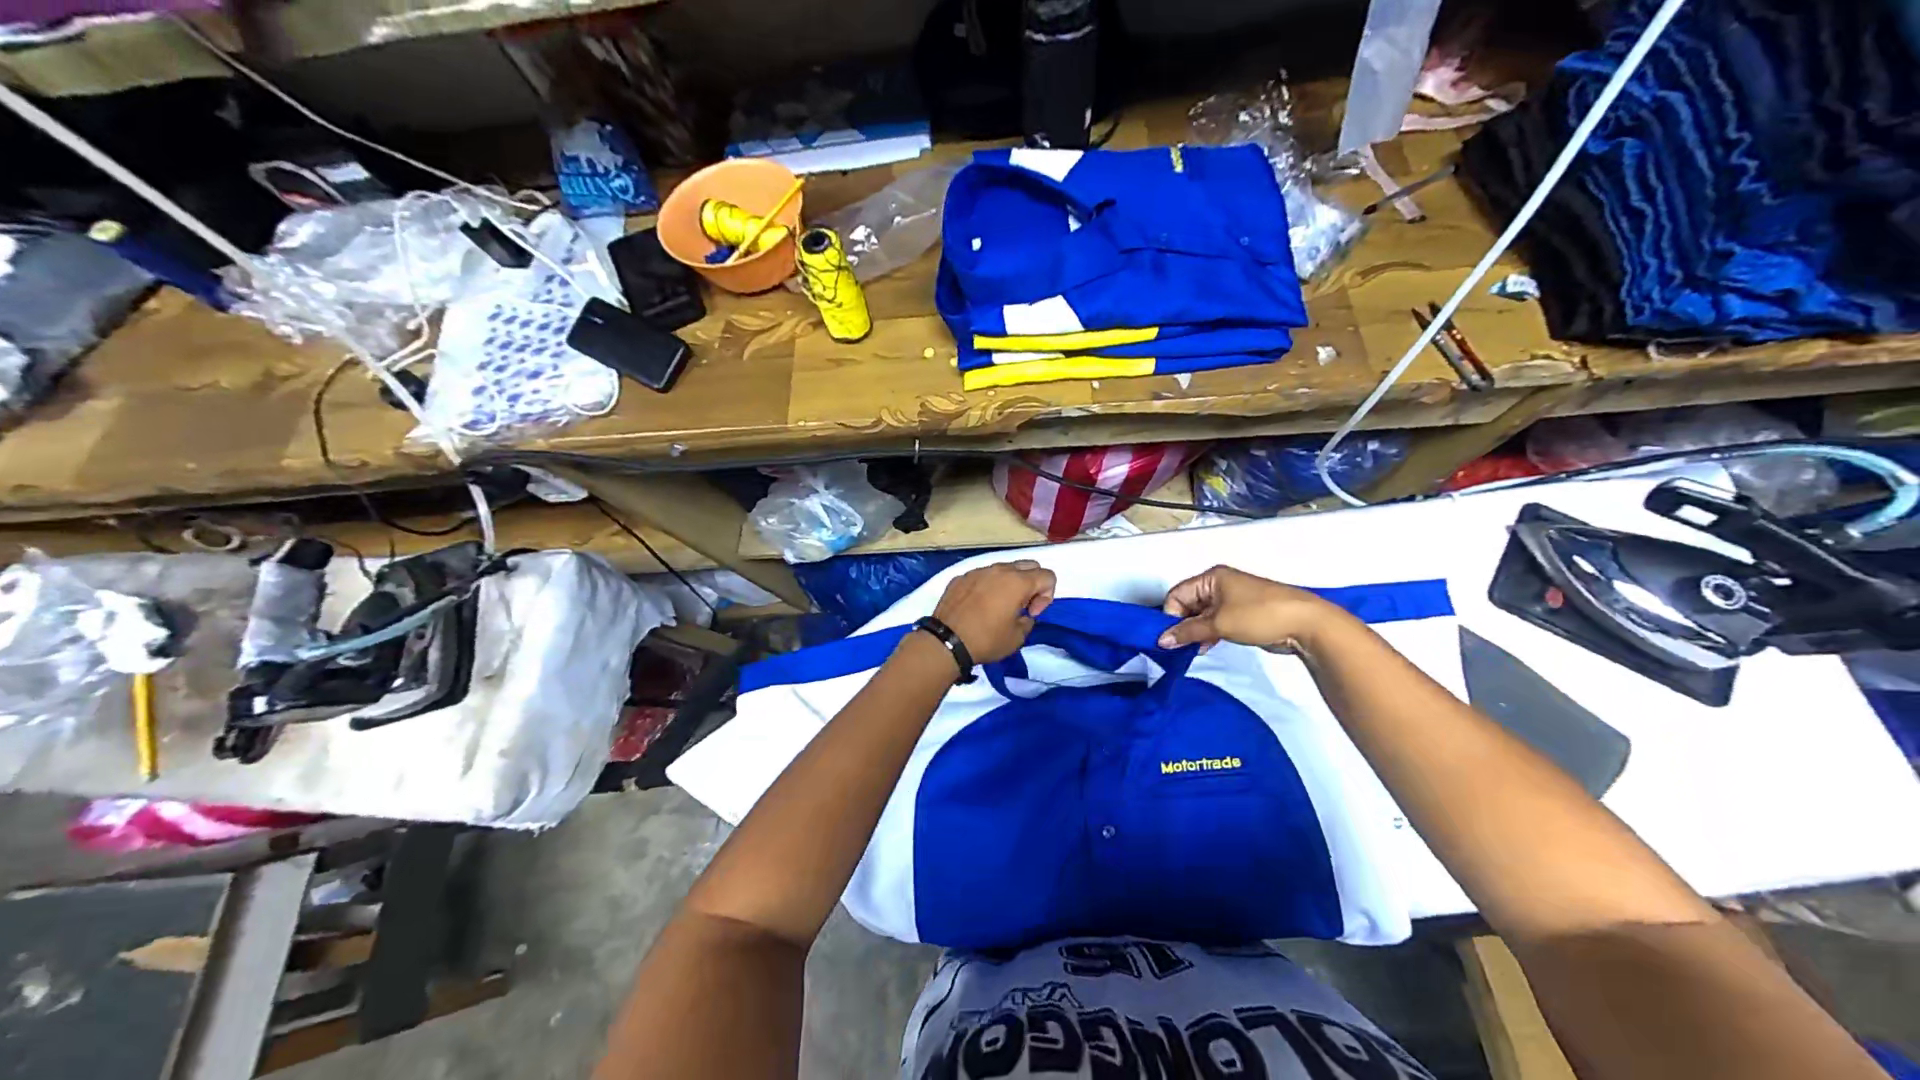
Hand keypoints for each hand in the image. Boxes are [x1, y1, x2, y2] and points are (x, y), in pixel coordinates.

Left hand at [929, 560, 1056, 663]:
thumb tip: (1024, 614)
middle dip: (1031, 584)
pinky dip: (987, 587)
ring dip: (1009, 584)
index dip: (1046, 596)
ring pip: (1003, 569)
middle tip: (1021, 607)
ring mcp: (977, 571)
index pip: (1047, 575)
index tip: (1032, 613)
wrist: (946, 642)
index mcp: (1017, 582)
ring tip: (998, 607)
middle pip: (1028, 566)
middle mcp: (999, 570)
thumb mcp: (1018, 637)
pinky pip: (982, 576)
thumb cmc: (986, 640)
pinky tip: (978, 606)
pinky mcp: (960, 577)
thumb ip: (1028, 620)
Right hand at [1159, 565, 1346, 653]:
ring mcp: (1231, 600)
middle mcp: (1219, 585)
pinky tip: (1206, 647)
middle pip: (1188, 604)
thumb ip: (1188, 632)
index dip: (1170, 615)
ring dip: (1195, 632)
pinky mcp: (1241, 615)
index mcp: (1211, 578)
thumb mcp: (1219, 624)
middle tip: (1179, 646)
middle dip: (1182, 624)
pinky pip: (1215, 623)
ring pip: (1201, 616)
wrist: (1305, 624)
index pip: (1177, 595)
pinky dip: (1208, 634)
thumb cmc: (1259, 615)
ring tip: (1193, 649)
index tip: (1170, 637)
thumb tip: (1161, 640)